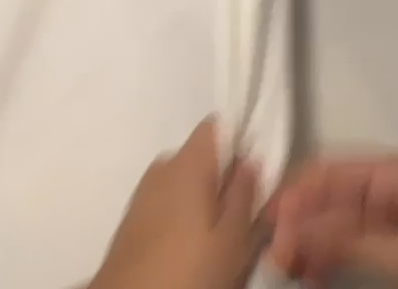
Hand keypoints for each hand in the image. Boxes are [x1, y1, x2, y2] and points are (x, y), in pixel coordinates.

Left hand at [89, 117, 260, 288]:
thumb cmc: (189, 269)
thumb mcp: (233, 238)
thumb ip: (244, 194)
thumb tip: (250, 160)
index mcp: (186, 163)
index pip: (215, 128)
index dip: (240, 141)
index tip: (259, 171)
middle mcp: (162, 166)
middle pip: (204, 159)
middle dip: (228, 182)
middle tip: (249, 221)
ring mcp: (146, 187)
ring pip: (189, 182)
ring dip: (209, 202)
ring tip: (225, 244)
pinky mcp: (137, 210)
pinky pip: (172, 199)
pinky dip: (189, 215)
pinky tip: (198, 249)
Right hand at [267, 153, 397, 288]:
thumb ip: (349, 241)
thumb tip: (287, 230)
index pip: (328, 171)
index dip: (294, 195)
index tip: (267, 224)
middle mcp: (391, 185)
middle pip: (327, 197)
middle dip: (298, 223)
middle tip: (275, 254)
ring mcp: (394, 217)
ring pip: (334, 223)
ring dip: (308, 242)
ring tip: (287, 266)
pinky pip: (350, 245)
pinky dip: (327, 257)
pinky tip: (311, 272)